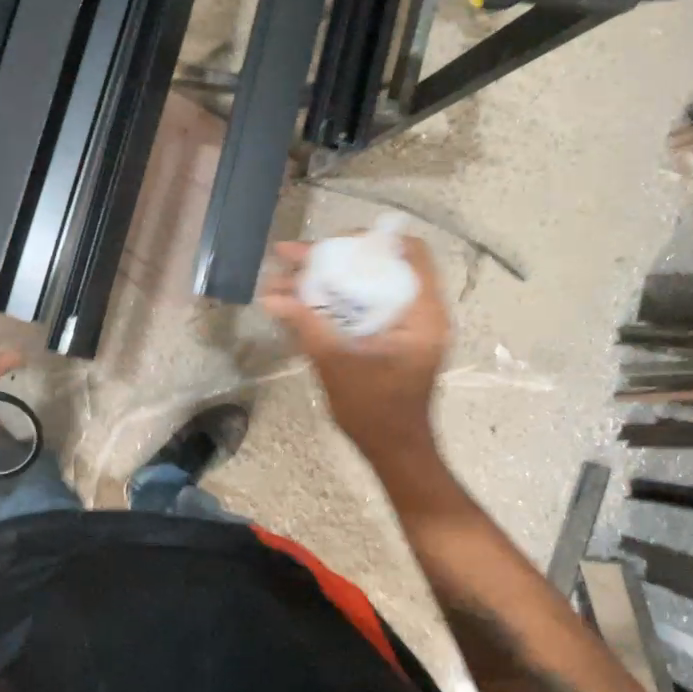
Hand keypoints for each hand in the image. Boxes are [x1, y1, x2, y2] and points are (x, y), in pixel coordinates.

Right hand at [260, 235, 448, 465]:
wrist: (393, 449)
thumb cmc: (375, 409)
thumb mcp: (336, 362)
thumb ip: (306, 324)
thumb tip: (270, 296)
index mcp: (422, 313)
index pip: (407, 253)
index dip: (368, 242)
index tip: (328, 246)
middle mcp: (419, 312)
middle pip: (379, 265)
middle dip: (333, 259)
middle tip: (291, 258)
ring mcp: (405, 325)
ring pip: (367, 284)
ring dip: (327, 279)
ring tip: (284, 278)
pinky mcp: (390, 338)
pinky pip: (362, 305)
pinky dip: (333, 299)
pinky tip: (299, 300)